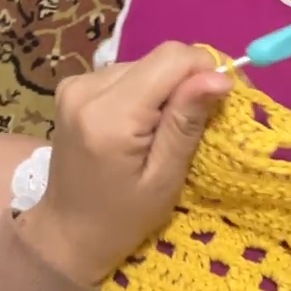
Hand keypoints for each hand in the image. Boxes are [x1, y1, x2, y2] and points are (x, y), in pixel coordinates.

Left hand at [19, 42, 232, 284]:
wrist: (68, 231)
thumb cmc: (123, 218)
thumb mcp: (164, 179)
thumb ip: (186, 123)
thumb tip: (220, 77)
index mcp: (109, 115)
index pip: (171, 59)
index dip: (205, 71)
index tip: (222, 101)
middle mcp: (86, 88)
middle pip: (157, 60)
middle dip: (185, 85)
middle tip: (198, 125)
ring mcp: (75, 84)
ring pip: (144, 65)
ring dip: (164, 91)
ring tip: (163, 133)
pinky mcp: (73, 87)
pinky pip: (126, 75)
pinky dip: (143, 95)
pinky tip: (140, 127)